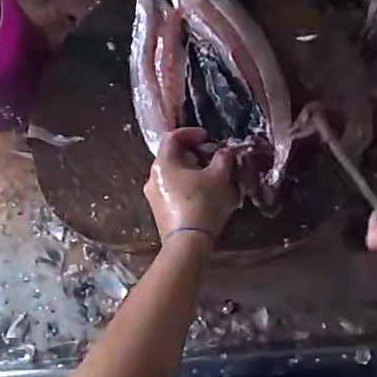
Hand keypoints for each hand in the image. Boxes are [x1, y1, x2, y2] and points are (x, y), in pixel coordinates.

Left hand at [144, 128, 239, 242]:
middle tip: (214, 158)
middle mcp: (152, 176)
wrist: (187, 243)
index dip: (192, 133)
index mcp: (163, 163)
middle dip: (195, 153)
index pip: (173, 137)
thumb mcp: (220, 177)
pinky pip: (172, 189)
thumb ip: (224, 158)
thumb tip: (224, 152)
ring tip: (212, 177)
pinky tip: (203, 194)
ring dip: (192, 170)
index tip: (209, 138)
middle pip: (173, 155)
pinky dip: (187, 184)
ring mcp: (152, 194)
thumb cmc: (203, 204)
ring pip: (173, 173)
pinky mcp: (158, 210)